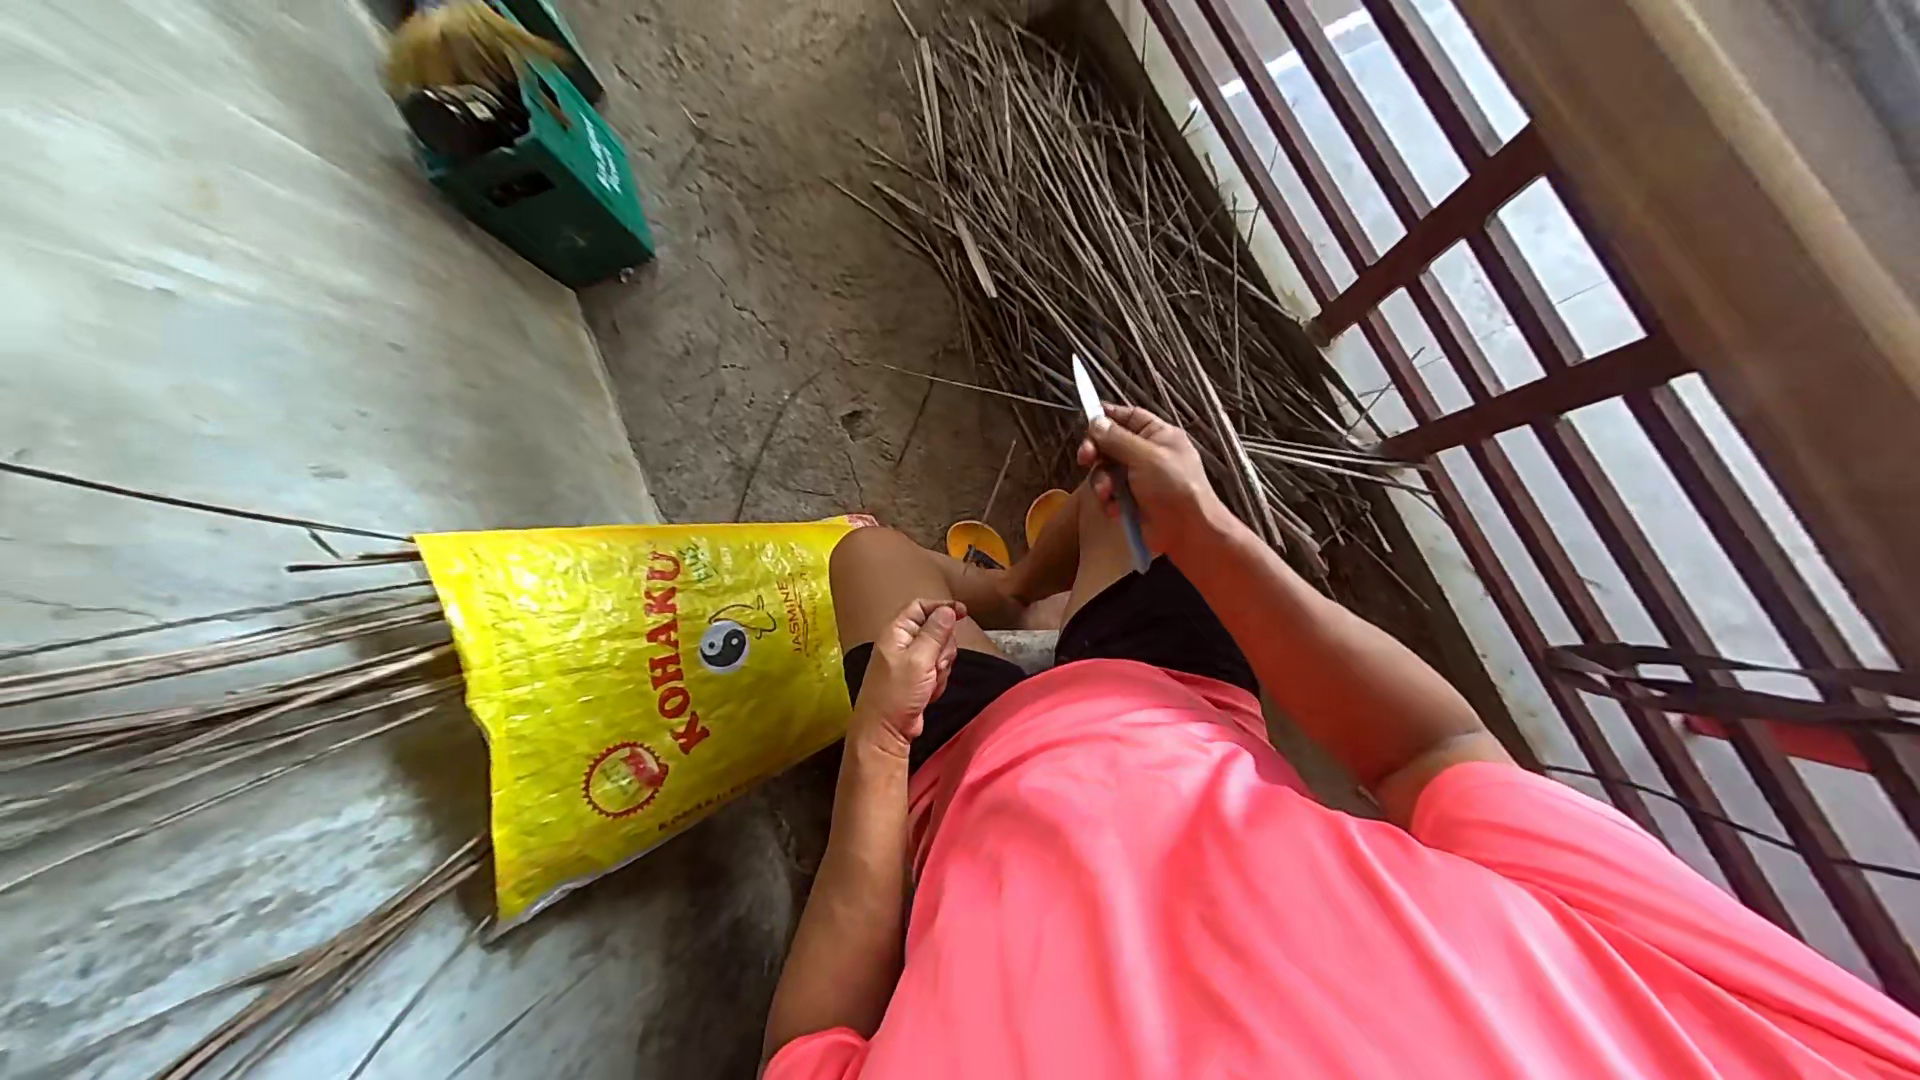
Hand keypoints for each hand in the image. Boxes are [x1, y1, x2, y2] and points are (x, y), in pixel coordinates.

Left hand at [848, 599, 964, 760]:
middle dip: (943, 646)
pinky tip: (929, 691)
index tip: (962, 612)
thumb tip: (948, 609)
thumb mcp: (919, 659)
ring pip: (941, 651)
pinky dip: (939, 679)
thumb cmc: (896, 694)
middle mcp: (903, 643)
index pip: (921, 606)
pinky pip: (939, 669)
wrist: (886, 731)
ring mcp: (911, 661)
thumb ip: (935, 632)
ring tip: (930, 681)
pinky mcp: (918, 677)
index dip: (942, 607)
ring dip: (942, 666)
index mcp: (896, 631)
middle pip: (936, 629)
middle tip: (936, 663)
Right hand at [1077, 403, 1226, 558]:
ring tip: (1107, 493)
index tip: (1087, 420)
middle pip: (1110, 445)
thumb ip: (1117, 439)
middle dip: (1096, 453)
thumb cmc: (1176, 487)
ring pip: (1105, 472)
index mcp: (1157, 436)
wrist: (1188, 531)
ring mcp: (1137, 479)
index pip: (1128, 417)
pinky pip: (1109, 495)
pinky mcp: (1130, 501)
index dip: (1108, 417)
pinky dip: (1108, 501)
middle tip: (1086, 458)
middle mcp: (1146, 455)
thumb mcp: (1145, 456)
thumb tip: (1096, 421)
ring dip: (1101, 482)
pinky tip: (1116, 509)